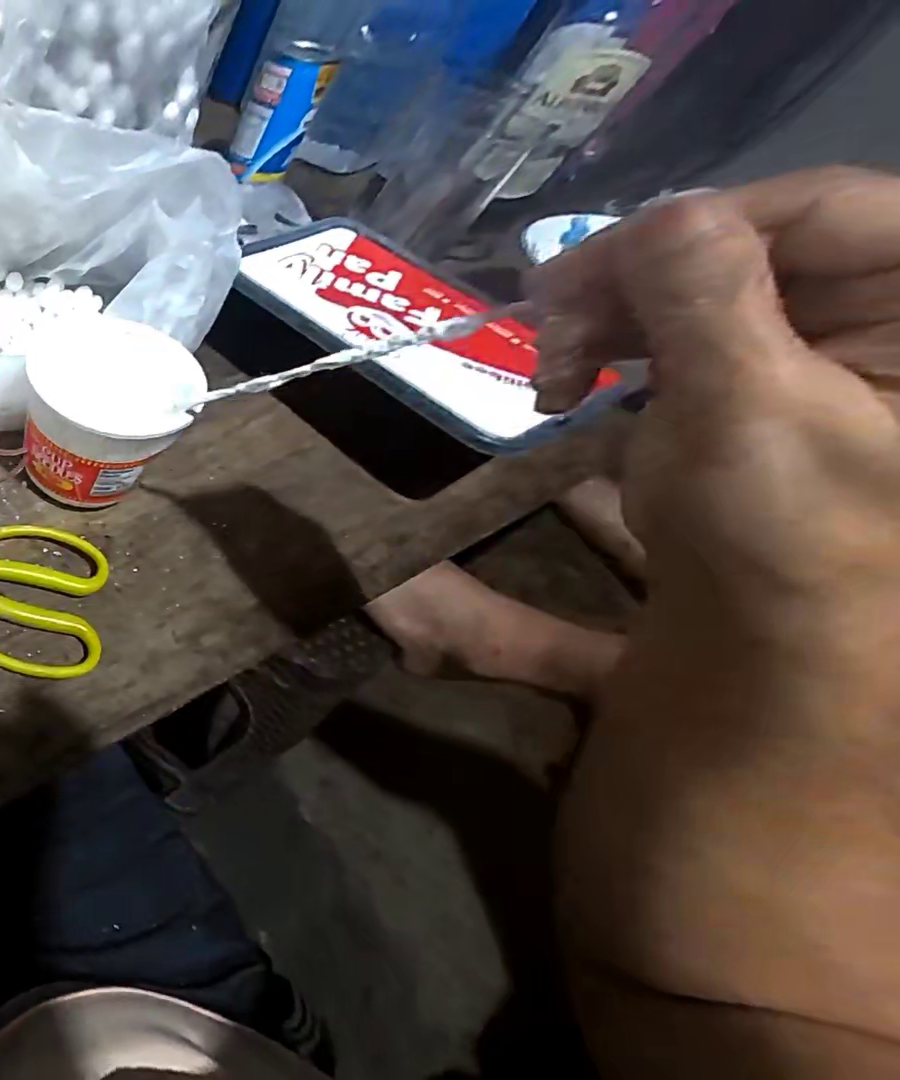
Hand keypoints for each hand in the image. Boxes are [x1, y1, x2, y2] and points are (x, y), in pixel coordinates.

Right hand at [526, 170, 899, 642]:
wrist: (770, 618)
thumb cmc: (784, 529)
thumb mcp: (744, 413)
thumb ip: (708, 305)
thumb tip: (658, 215)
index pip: (819, 206)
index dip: (681, 231)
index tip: (565, 281)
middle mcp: (898, 300)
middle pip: (745, 243)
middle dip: (625, 290)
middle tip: (542, 338)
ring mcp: (830, 332)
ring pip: (697, 284)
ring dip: (604, 325)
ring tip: (551, 381)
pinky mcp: (765, 365)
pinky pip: (680, 325)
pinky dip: (612, 350)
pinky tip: (570, 388)